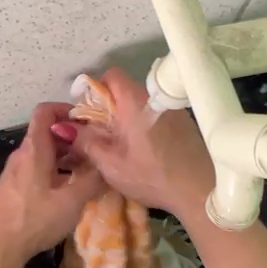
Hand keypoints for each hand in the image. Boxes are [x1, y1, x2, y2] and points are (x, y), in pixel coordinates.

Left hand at [0, 103, 105, 263]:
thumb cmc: (34, 220)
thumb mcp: (71, 202)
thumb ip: (93, 181)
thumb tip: (109, 166)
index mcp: (34, 150)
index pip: (45, 111)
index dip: (66, 109)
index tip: (88, 121)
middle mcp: (22, 155)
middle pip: (48, 133)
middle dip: (73, 138)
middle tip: (97, 151)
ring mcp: (16, 172)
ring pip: (44, 153)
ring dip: (66, 157)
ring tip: (88, 172)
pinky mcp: (14, 187)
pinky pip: (38, 168)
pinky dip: (56, 171)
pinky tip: (69, 190)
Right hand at [71, 68, 213, 220]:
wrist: (200, 191)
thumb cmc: (152, 177)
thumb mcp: (111, 164)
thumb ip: (86, 141)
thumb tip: (66, 127)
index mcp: (135, 102)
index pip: (111, 76)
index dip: (95, 89)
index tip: (87, 111)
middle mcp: (155, 99)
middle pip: (125, 90)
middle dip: (108, 107)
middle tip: (99, 133)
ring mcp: (172, 109)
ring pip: (141, 103)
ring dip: (126, 117)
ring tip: (120, 143)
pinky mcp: (183, 123)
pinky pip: (155, 114)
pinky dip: (143, 125)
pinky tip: (143, 149)